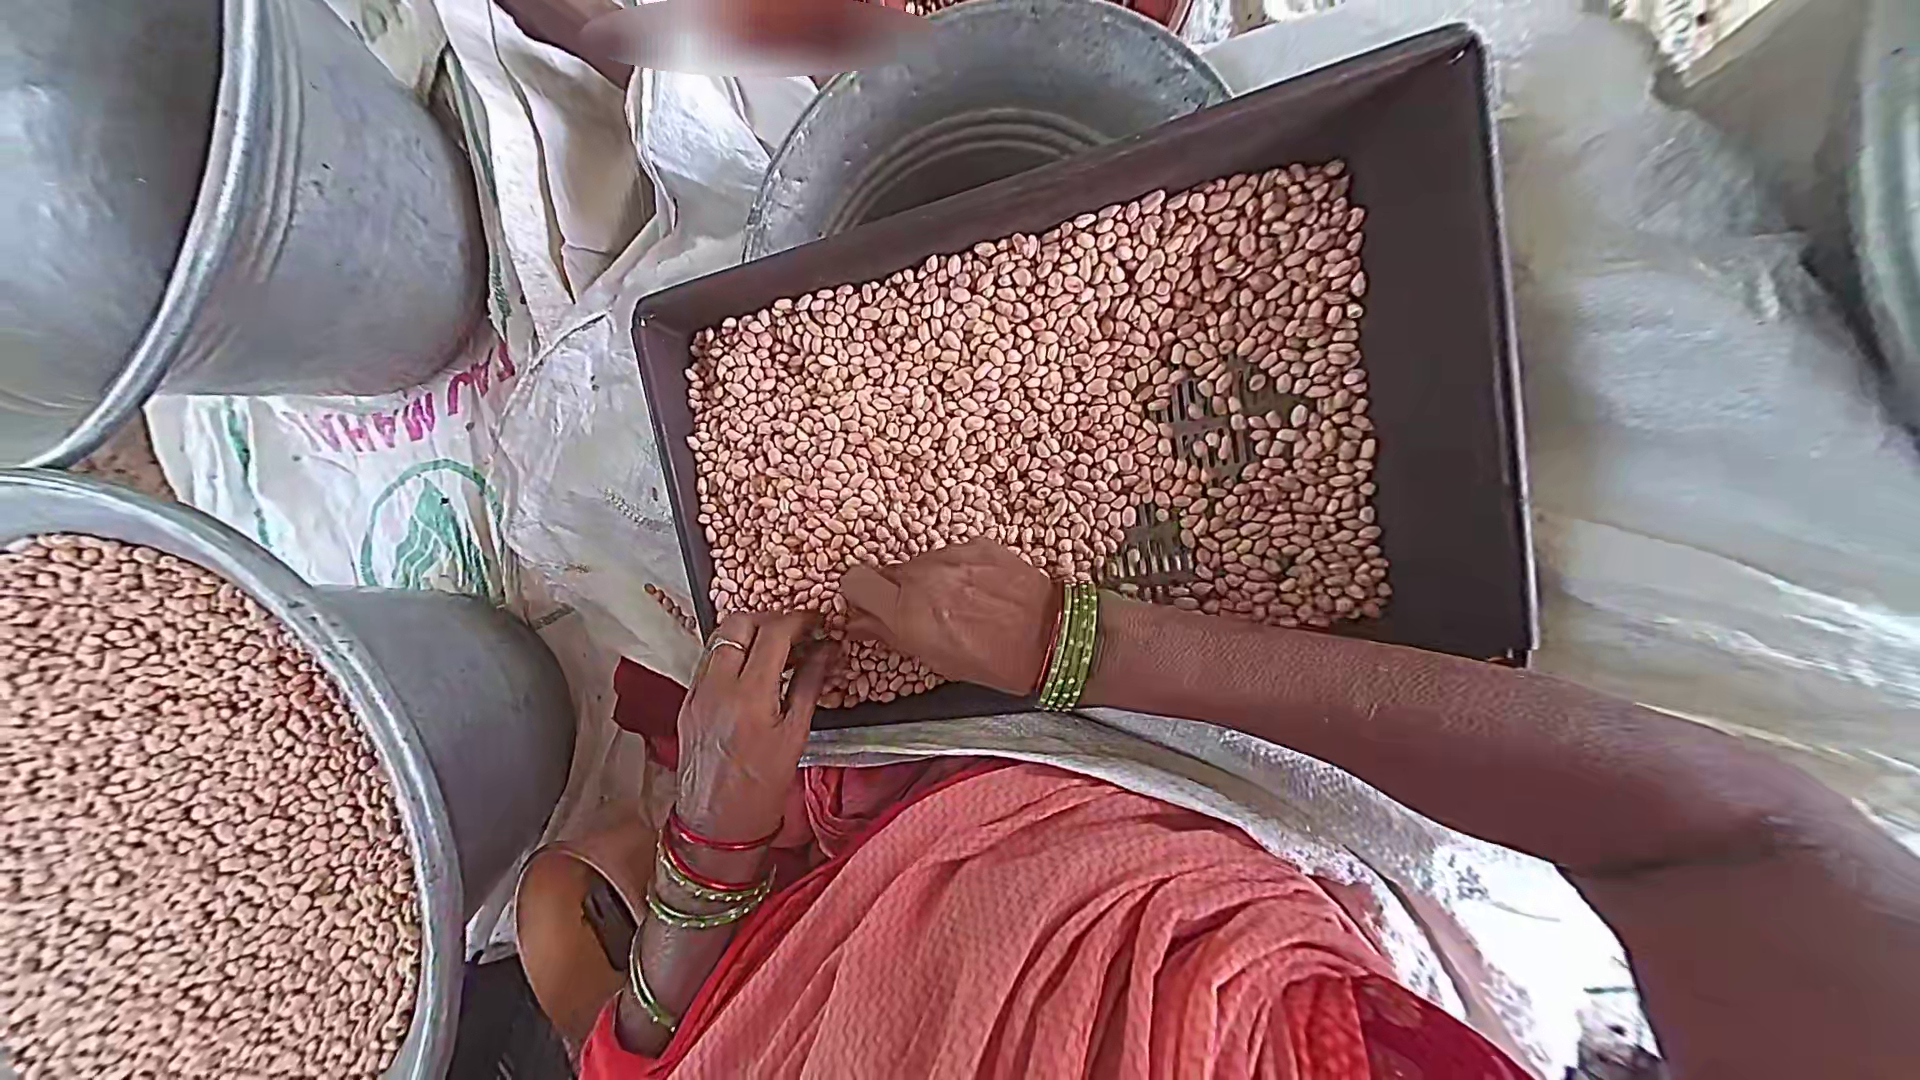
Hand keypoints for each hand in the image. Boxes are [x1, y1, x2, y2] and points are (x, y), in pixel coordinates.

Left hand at [676, 611, 836, 839]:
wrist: (716, 825)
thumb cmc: (764, 786)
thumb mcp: (797, 733)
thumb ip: (811, 683)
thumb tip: (828, 649)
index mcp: (750, 695)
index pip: (773, 633)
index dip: (799, 619)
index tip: (816, 621)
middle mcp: (716, 686)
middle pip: (739, 622)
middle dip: (770, 618)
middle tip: (796, 631)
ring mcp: (696, 692)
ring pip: (719, 638)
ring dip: (749, 632)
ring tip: (776, 648)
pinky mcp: (687, 702)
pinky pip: (709, 660)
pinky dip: (733, 653)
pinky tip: (753, 670)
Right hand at [839, 539, 1057, 695]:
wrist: (1051, 636)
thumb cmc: (994, 661)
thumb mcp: (936, 660)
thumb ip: (892, 635)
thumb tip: (860, 622)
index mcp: (907, 611)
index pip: (854, 581)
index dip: (859, 594)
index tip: (871, 606)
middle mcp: (923, 576)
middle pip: (887, 572)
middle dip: (895, 591)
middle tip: (920, 612)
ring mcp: (952, 555)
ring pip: (920, 563)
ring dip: (928, 581)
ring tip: (958, 603)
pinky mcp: (977, 543)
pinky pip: (950, 554)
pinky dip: (956, 570)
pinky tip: (978, 589)